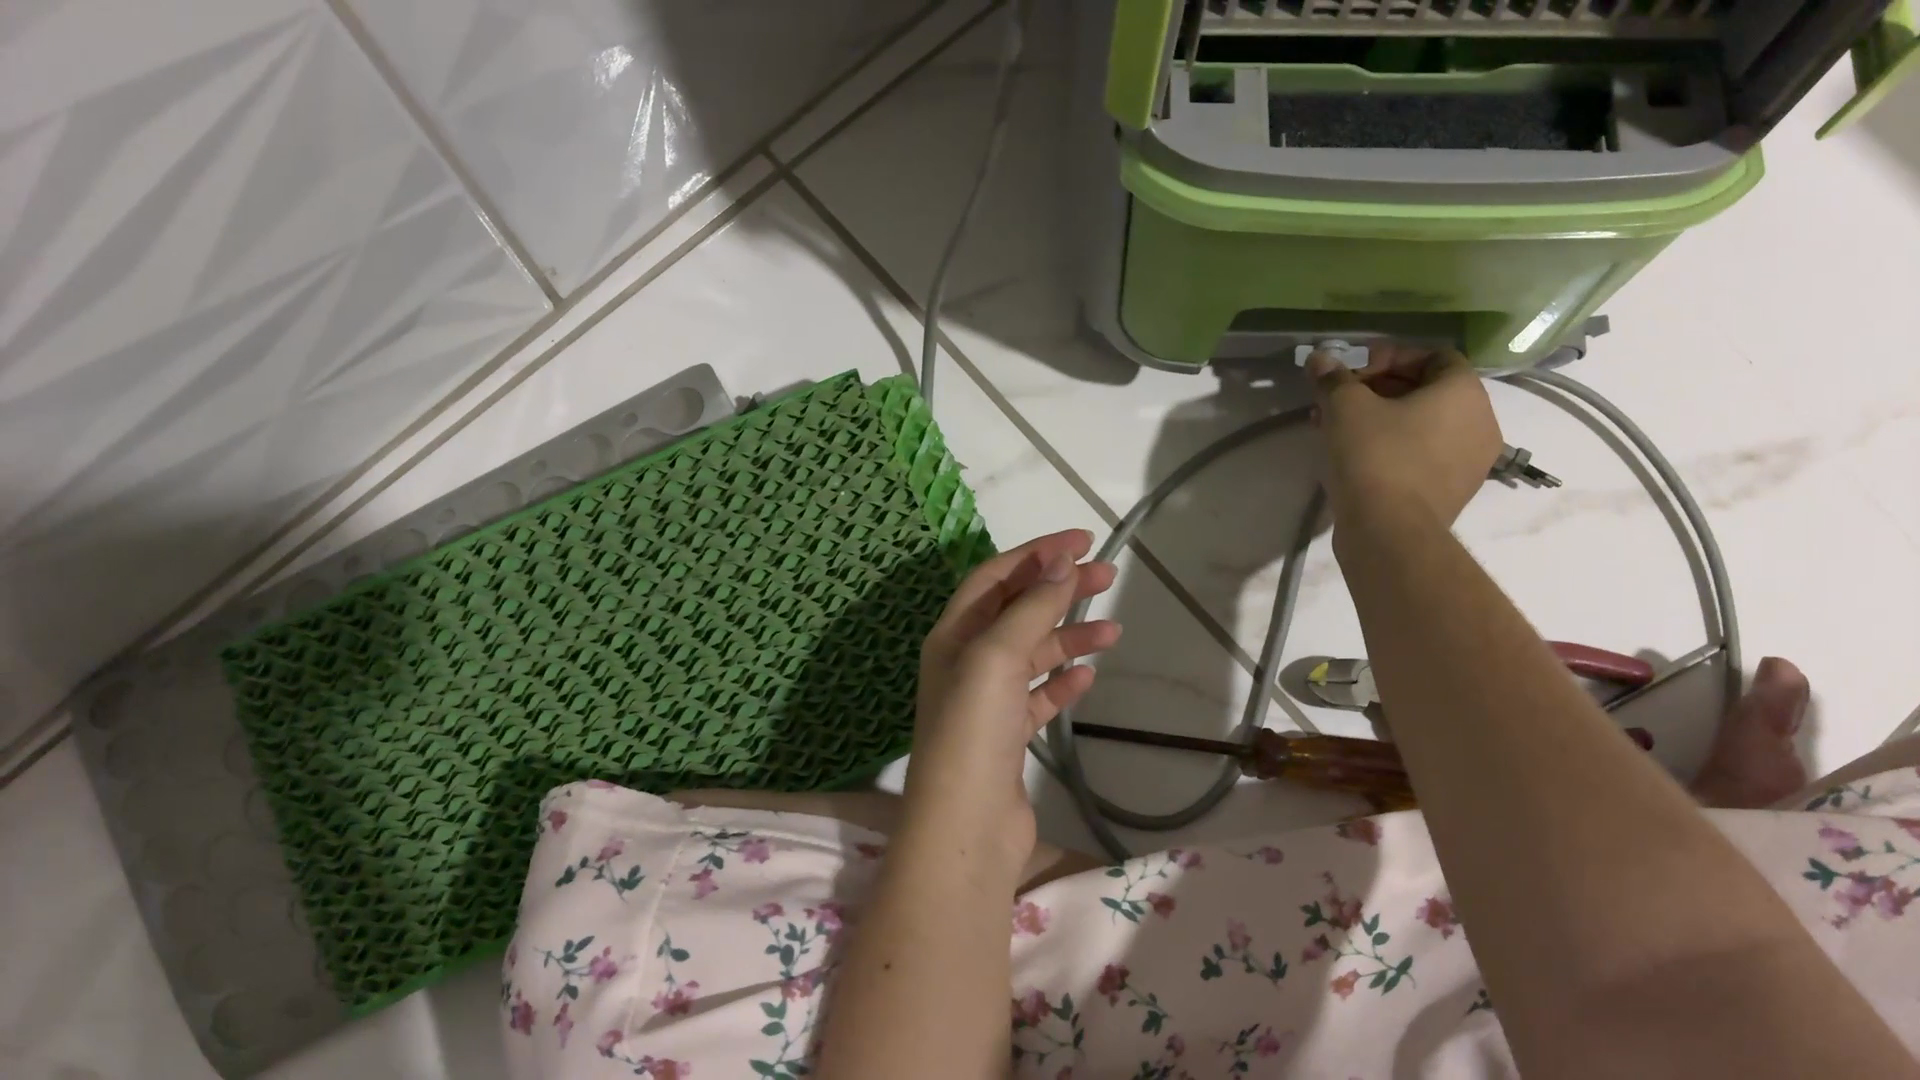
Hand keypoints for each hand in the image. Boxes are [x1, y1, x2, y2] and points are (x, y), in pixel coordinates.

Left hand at [906, 530, 1119, 869]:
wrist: (966, 825)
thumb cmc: (973, 729)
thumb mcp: (997, 655)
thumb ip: (1031, 606)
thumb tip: (1061, 559)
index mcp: (953, 634)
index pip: (996, 576)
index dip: (1037, 554)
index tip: (1083, 540)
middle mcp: (965, 661)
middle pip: (1017, 610)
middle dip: (1059, 589)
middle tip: (1108, 575)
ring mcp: (986, 700)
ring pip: (1033, 653)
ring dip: (1069, 636)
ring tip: (1113, 631)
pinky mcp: (1007, 736)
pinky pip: (1038, 696)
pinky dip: (1062, 681)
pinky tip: (1088, 676)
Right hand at [1306, 345, 1501, 532]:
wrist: (1389, 531)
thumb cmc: (1375, 455)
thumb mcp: (1345, 407)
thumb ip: (1333, 378)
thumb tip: (1319, 358)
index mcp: (1464, 392)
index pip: (1433, 355)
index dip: (1389, 357)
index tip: (1353, 373)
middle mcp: (1481, 421)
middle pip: (1427, 390)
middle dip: (1377, 390)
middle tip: (1338, 400)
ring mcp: (1471, 460)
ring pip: (1422, 424)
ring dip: (1380, 419)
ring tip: (1337, 428)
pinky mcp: (1453, 490)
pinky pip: (1424, 454)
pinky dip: (1393, 447)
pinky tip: (1355, 456)